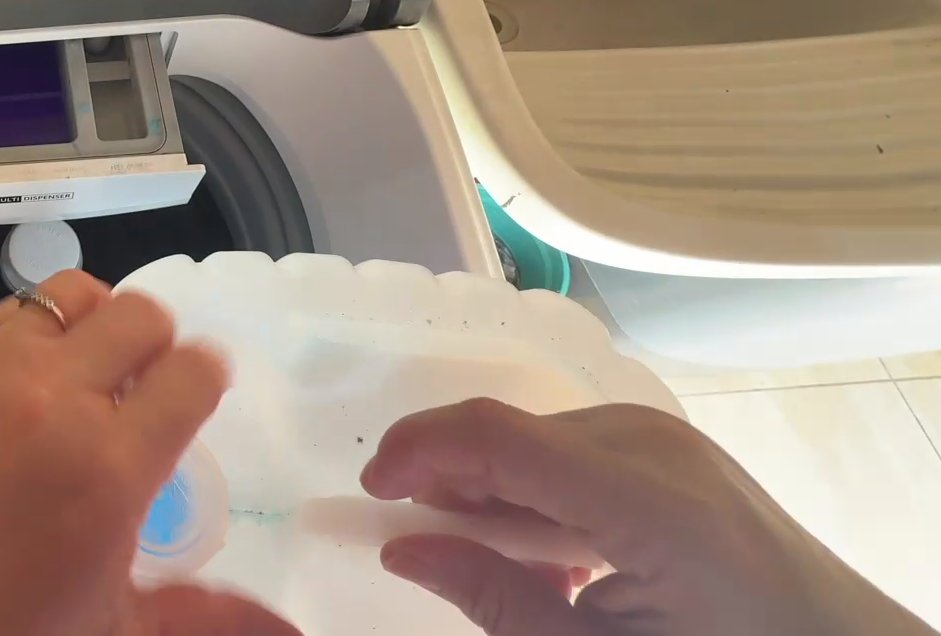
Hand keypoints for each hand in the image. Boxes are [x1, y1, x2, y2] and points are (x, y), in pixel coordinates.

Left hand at [0, 269, 297, 635]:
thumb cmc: (2, 630)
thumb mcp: (113, 629)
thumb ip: (205, 615)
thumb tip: (289, 629)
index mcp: (111, 465)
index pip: (191, 372)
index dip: (206, 373)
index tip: (200, 387)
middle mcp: (59, 395)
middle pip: (140, 313)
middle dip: (158, 341)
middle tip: (146, 382)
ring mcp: (1, 366)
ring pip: (75, 291)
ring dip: (99, 317)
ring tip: (93, 363)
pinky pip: (17, 306)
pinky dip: (42, 320)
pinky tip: (37, 366)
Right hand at [362, 398, 936, 635]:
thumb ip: (498, 603)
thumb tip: (399, 551)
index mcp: (655, 507)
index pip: (497, 436)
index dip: (418, 449)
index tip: (373, 491)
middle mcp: (652, 444)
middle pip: (504, 431)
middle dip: (445, 474)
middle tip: (425, 534)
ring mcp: (661, 434)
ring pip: (523, 434)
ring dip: (485, 483)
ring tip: (496, 551)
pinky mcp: (661, 438)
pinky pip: (559, 443)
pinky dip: (526, 484)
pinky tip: (546, 543)